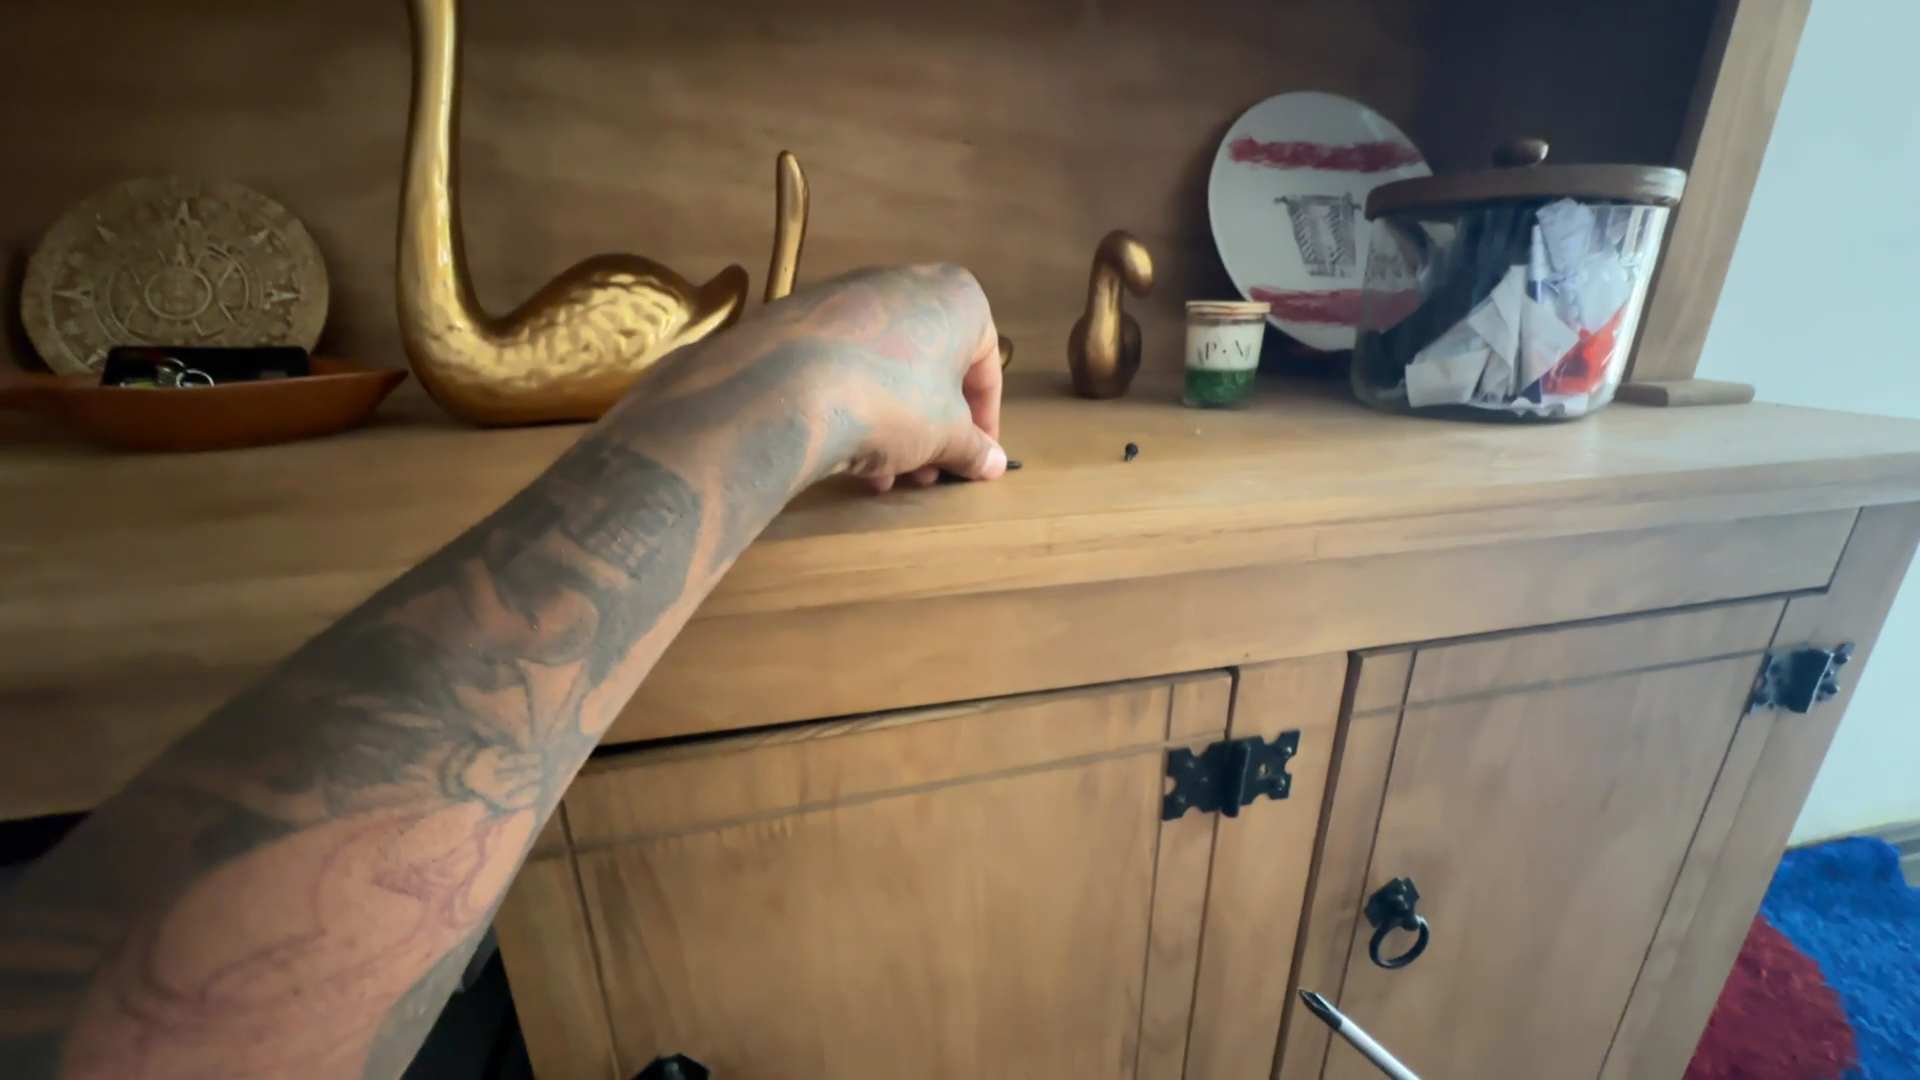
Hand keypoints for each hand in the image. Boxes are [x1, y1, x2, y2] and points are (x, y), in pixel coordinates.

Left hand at [780, 264, 1007, 491]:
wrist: (789, 388)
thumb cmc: (893, 402)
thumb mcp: (945, 435)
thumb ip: (974, 449)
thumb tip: (995, 463)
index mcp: (958, 298)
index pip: (986, 369)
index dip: (985, 423)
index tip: (976, 459)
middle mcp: (908, 282)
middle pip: (934, 369)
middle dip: (934, 429)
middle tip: (928, 472)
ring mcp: (851, 295)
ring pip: (890, 371)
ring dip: (897, 427)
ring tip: (888, 474)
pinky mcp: (805, 316)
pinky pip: (848, 365)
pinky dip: (857, 407)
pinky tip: (848, 452)